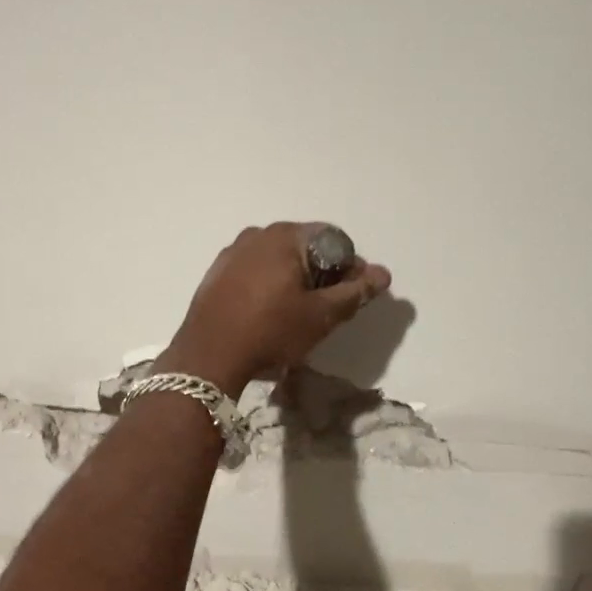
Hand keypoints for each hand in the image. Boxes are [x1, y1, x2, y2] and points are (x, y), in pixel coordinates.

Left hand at [157, 222, 392, 395]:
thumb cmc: (271, 332)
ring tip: (298, 315)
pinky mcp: (217, 274)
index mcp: (285, 236)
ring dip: (295, 281)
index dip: (350, 267)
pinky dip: (270, 286)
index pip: (334, 239)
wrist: (208, 357)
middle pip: (305, 247)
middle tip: (327, 309)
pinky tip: (268, 315)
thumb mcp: (321, 317)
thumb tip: (383, 274)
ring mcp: (232, 252)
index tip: (351, 297)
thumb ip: (355, 292)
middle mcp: (258, 234)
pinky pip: (255, 272)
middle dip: (322, 274)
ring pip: (278, 260)